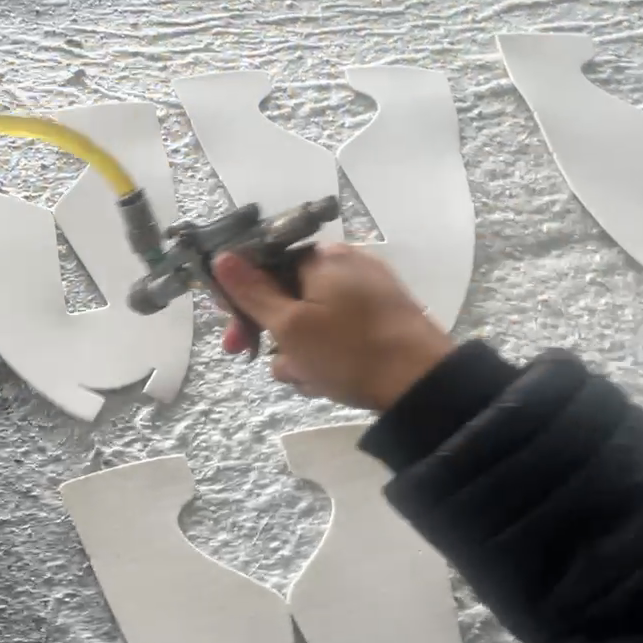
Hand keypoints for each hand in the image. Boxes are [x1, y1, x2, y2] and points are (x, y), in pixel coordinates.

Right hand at [211, 244, 453, 410]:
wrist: (421, 385)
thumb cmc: (348, 350)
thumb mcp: (290, 325)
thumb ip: (252, 291)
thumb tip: (221, 257)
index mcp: (322, 259)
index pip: (265, 265)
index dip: (241, 298)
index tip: (232, 330)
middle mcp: (344, 267)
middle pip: (283, 295)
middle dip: (265, 330)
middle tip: (247, 356)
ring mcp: (364, 295)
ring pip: (305, 322)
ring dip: (293, 352)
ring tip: (304, 376)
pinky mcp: (378, 322)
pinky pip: (332, 334)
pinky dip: (320, 355)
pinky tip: (323, 379)